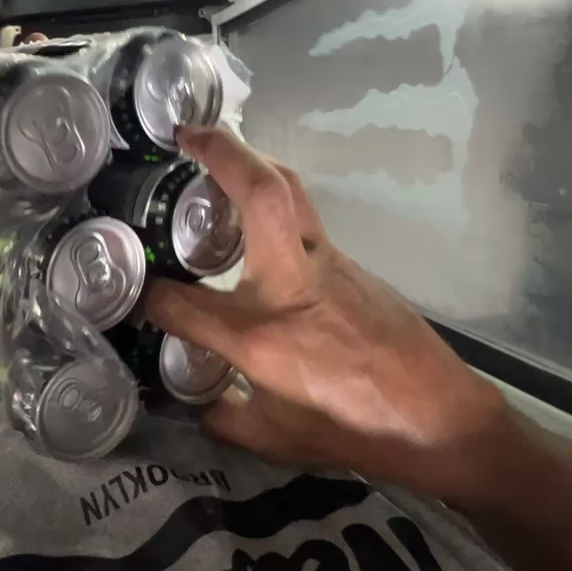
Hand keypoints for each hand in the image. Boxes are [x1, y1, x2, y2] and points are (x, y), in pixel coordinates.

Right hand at [143, 126, 508, 494]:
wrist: (442, 419)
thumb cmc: (354, 432)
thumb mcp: (276, 439)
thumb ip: (226, 417)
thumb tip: (199, 401)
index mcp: (261, 335)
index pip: (182, 303)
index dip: (145, 294)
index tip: (129, 286)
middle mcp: (292, 284)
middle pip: (261, 193)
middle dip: (222, 150)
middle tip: (186, 132)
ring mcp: (329, 265)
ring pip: (290, 193)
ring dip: (252, 162)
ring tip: (218, 159)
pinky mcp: (353, 265)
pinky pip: (304, 219)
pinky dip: (274, 202)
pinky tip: (258, 224)